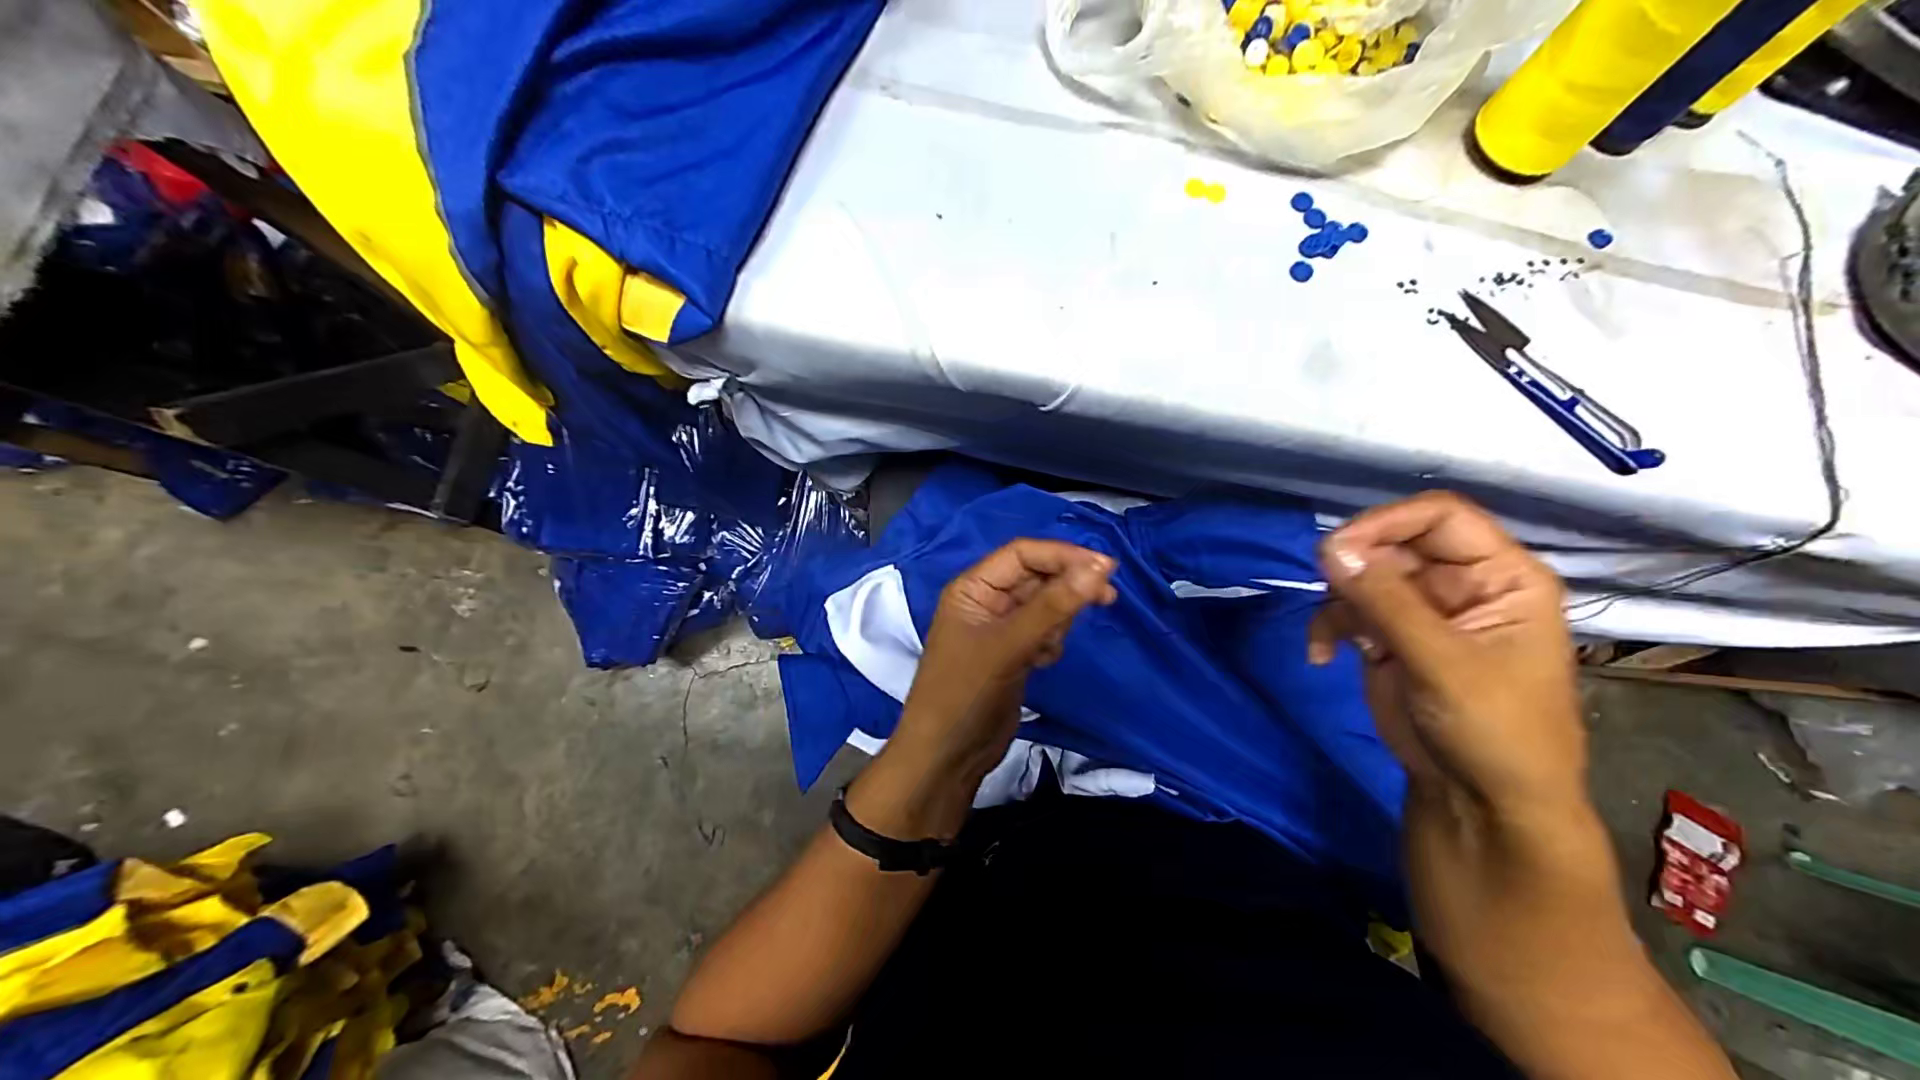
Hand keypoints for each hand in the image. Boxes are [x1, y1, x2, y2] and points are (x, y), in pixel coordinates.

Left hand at [892, 539, 1117, 782]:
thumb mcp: (1009, 645)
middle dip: (1068, 586)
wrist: (947, 756)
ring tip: (1051, 646)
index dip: (1063, 555)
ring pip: (1044, 605)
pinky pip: (1043, 632)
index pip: (1022, 554)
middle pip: (1037, 577)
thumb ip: (1054, 606)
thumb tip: (1099, 567)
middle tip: (1107, 598)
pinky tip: (1044, 661)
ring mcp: (999, 629)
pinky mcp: (1012, 655)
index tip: (1105, 567)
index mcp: (972, 587)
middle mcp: (985, 602)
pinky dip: (1051, 641)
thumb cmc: (966, 693)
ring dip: (1059, 618)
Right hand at [1307, 492, 1584, 811]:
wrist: (1481, 802)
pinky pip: (1347, 610)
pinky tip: (1320, 656)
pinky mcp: (1390, 637)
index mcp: (1500, 576)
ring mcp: (1422, 611)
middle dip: (1355, 565)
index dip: (1388, 522)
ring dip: (1337, 601)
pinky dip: (1328, 628)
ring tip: (1329, 637)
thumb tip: (1329, 548)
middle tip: (1325, 590)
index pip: (1441, 517)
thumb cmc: (1492, 730)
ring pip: (1363, 576)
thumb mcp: (1442, 662)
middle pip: (1393, 543)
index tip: (1338, 547)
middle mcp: (1461, 583)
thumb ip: (1385, 601)